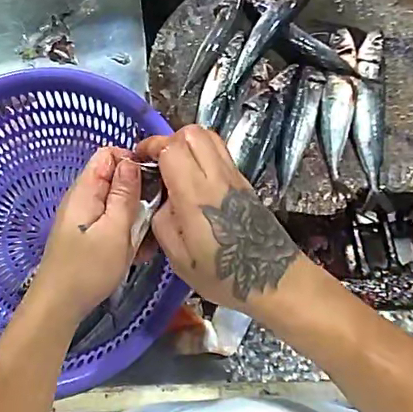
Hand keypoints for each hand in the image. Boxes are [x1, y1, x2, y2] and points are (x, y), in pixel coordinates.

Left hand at [21, 146, 142, 324]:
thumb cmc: (89, 268)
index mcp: (86, 189)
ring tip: (148, 238)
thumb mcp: (115, 230)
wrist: (59, 307)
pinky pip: (113, 222)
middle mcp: (83, 198)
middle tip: (155, 214)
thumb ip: (125, 194)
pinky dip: (127, 231)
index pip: (109, 154)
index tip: (154, 182)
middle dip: (139, 192)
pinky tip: (137, 252)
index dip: (133, 161)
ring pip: (118, 202)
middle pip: (116, 178)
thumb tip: (132, 162)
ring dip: (136, 216)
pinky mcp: (88, 235)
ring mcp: (84, 217)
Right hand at [134, 125, 314, 313]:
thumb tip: (161, 199)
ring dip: (188, 144)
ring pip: (209, 137)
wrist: (273, 279)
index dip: (151, 147)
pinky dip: (203, 154)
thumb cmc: (223, 275)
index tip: (139, 160)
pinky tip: (195, 180)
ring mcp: (234, 176)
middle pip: (192, 132)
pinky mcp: (245, 182)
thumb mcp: (178, 257)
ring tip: (177, 167)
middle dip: (169, 140)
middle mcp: (217, 177)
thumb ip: (162, 221)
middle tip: (158, 161)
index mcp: (196, 195)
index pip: (171, 148)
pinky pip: (220, 153)